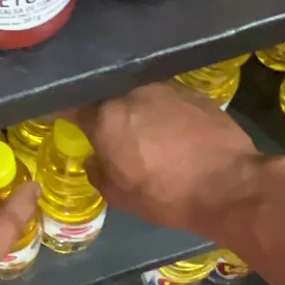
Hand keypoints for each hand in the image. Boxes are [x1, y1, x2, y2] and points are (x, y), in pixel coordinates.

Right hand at [69, 82, 273, 237]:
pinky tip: (169, 129)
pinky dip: (162, 112)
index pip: (71, 106)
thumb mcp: (120, 196)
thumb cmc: (166, 196)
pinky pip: (166, 99)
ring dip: (134, 109)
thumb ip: (98, 172)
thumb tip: (94, 159)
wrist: (228, 185)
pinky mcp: (194, 92)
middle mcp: (132, 93)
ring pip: (138, 94)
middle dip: (102, 110)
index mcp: (106, 117)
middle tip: (104, 129)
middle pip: (107, 96)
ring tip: (140, 130)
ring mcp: (166, 88)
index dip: (60, 110)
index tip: (55, 115)